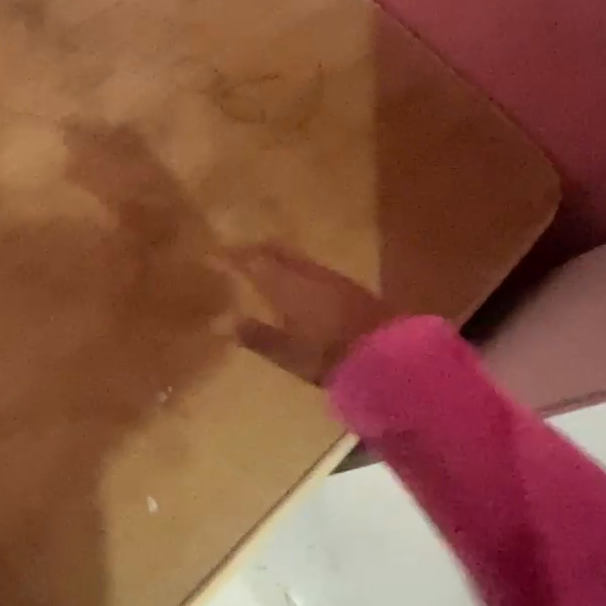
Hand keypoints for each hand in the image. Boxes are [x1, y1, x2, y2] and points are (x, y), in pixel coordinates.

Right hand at [230, 243, 400, 384]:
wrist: (389, 356)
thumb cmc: (328, 356)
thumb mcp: (287, 353)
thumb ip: (257, 336)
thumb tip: (224, 321)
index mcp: (287, 286)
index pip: (253, 262)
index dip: (233, 256)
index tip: (216, 252)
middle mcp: (308, 274)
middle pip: (277, 252)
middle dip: (256, 249)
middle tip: (238, 251)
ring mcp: (332, 278)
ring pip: (297, 259)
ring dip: (278, 258)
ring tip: (264, 264)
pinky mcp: (350, 288)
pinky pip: (313, 269)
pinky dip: (297, 269)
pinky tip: (298, 282)